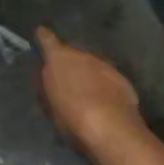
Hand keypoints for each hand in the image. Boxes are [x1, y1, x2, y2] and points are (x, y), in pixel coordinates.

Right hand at [35, 27, 143, 150]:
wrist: (112, 129)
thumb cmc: (71, 118)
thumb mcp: (49, 105)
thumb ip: (48, 86)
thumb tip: (48, 77)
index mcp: (59, 58)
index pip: (46, 38)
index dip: (43, 37)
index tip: (41, 35)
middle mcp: (82, 54)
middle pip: (72, 55)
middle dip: (70, 65)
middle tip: (67, 83)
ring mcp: (105, 65)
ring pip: (92, 66)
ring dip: (89, 76)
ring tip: (87, 97)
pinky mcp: (123, 78)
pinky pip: (108, 79)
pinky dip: (105, 87)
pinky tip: (105, 104)